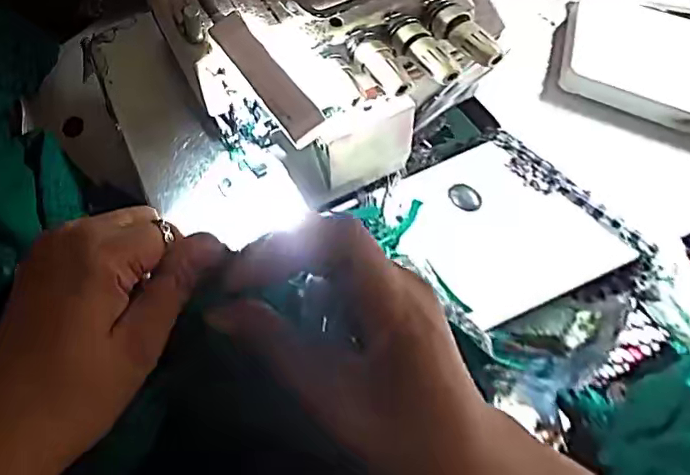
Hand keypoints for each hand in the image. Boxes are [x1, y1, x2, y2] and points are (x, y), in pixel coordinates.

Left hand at [0, 207, 226, 474]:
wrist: (3, 427)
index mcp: (98, 250)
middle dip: (155, 252)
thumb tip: (212, 243)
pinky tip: (98, 298)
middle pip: (139, 218)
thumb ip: (174, 287)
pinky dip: (103, 254)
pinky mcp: (38, 254)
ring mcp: (50, 239)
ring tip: (125, 305)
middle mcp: (72, 229)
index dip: (180, 262)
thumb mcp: (137, 348)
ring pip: (114, 224)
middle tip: (151, 305)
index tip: (180, 299)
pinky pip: (88, 235)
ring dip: (130, 252)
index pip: (164, 231)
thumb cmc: (76, 396)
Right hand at [209, 216, 583, 474]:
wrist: (467, 460)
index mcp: (396, 299)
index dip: (284, 244)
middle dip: (279, 252)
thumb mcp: (335, 398)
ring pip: (334, 251)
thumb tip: (222, 312)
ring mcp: (401, 285)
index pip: (337, 237)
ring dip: (291, 263)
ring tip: (255, 288)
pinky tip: (292, 307)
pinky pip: (344, 271)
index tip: (242, 275)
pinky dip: (309, 280)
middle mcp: (402, 279)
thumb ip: (278, 349)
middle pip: (330, 237)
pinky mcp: (395, 298)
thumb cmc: (406, 435)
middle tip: (238, 279)